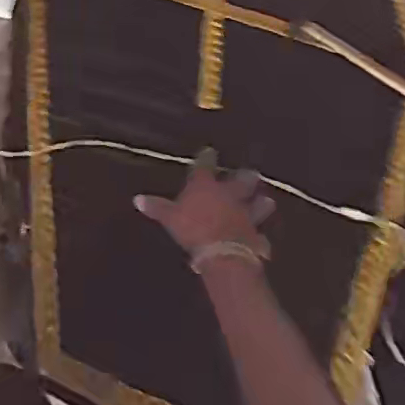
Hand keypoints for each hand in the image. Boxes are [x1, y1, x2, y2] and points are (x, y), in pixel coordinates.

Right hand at [134, 148, 275, 261]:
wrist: (222, 253)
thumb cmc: (192, 228)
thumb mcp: (168, 217)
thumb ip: (156, 207)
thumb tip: (137, 198)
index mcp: (205, 186)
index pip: (205, 166)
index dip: (207, 157)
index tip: (210, 150)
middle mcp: (228, 195)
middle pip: (241, 181)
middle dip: (246, 177)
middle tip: (251, 173)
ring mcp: (245, 214)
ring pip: (258, 205)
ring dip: (261, 203)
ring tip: (267, 200)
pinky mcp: (254, 235)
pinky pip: (259, 236)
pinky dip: (259, 237)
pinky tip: (261, 239)